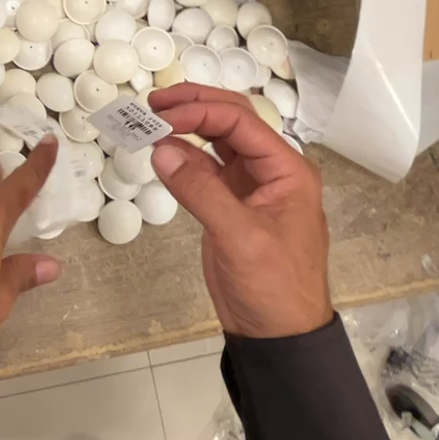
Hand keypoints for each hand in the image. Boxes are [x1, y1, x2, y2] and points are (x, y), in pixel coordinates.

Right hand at [147, 84, 333, 339]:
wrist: (277, 337)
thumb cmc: (274, 287)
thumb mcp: (240, 237)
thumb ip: (200, 189)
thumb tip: (160, 148)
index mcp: (287, 170)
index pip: (240, 121)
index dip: (199, 111)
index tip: (161, 116)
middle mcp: (270, 170)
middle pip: (231, 120)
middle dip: (194, 105)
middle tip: (153, 102)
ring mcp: (248, 185)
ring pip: (216, 139)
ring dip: (185, 125)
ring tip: (151, 118)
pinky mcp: (229, 203)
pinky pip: (203, 166)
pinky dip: (181, 154)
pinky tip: (160, 150)